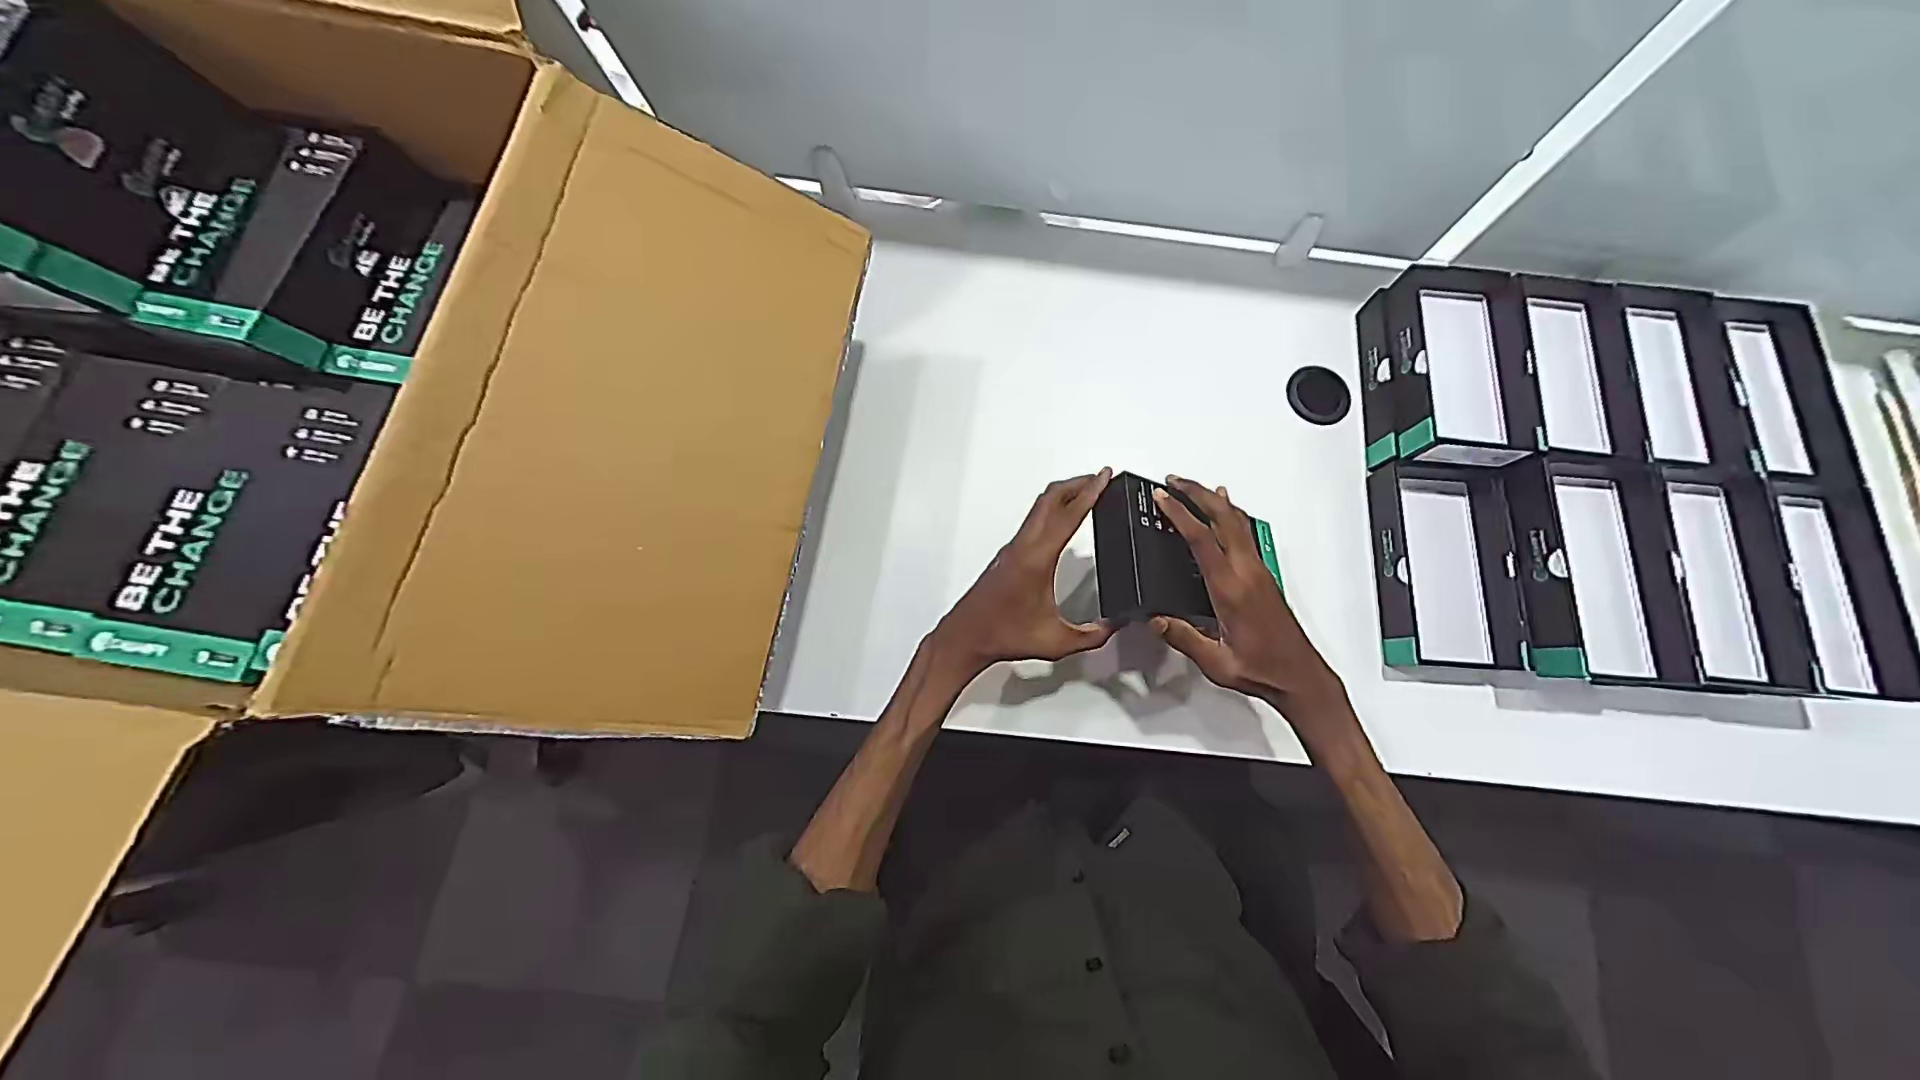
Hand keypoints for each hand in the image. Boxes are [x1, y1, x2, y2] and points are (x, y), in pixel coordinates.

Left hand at [930, 470, 1116, 677]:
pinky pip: (1032, 522)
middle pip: (1050, 499)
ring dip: (1063, 495)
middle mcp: (1022, 548)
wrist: (965, 637)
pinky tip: (1060, 522)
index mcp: (1036, 560)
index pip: (1068, 516)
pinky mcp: (1007, 556)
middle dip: (1078, 483)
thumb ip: (1092, 635)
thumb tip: (1113, 626)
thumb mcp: (1056, 641)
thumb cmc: (999, 634)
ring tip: (1084, 493)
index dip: (1090, 492)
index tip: (1104, 476)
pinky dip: (1051, 511)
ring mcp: (1012, 550)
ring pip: (1039, 508)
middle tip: (1100, 478)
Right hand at [1149, 476, 1351, 735]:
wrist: (1300, 677)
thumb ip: (1182, 637)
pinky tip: (1226, 511)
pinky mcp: (1264, 576)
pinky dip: (1230, 514)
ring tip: (1194, 489)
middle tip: (1175, 482)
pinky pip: (1246, 533)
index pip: (1202, 539)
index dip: (1180, 514)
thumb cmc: (1264, 669)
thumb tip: (1156, 619)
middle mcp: (1248, 574)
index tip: (1164, 498)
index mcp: (1231, 589)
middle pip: (1223, 517)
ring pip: (1237, 521)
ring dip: (1214, 500)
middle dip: (1197, 493)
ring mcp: (1259, 572)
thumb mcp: (1214, 661)